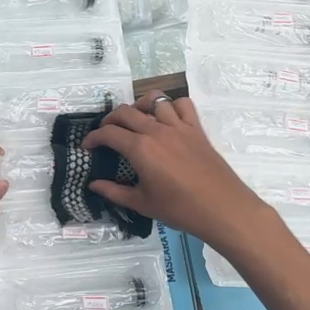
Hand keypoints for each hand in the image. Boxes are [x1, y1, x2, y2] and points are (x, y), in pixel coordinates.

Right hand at [84, 95, 274, 252]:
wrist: (222, 208)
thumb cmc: (180, 209)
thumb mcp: (142, 204)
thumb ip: (114, 192)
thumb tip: (93, 185)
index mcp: (140, 149)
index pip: (109, 133)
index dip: (94, 137)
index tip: (87, 146)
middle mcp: (157, 131)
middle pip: (127, 112)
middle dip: (111, 119)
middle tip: (106, 132)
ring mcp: (179, 127)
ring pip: (155, 100)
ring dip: (140, 106)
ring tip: (136, 119)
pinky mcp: (197, 129)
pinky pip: (183, 104)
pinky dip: (172, 105)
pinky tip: (167, 118)